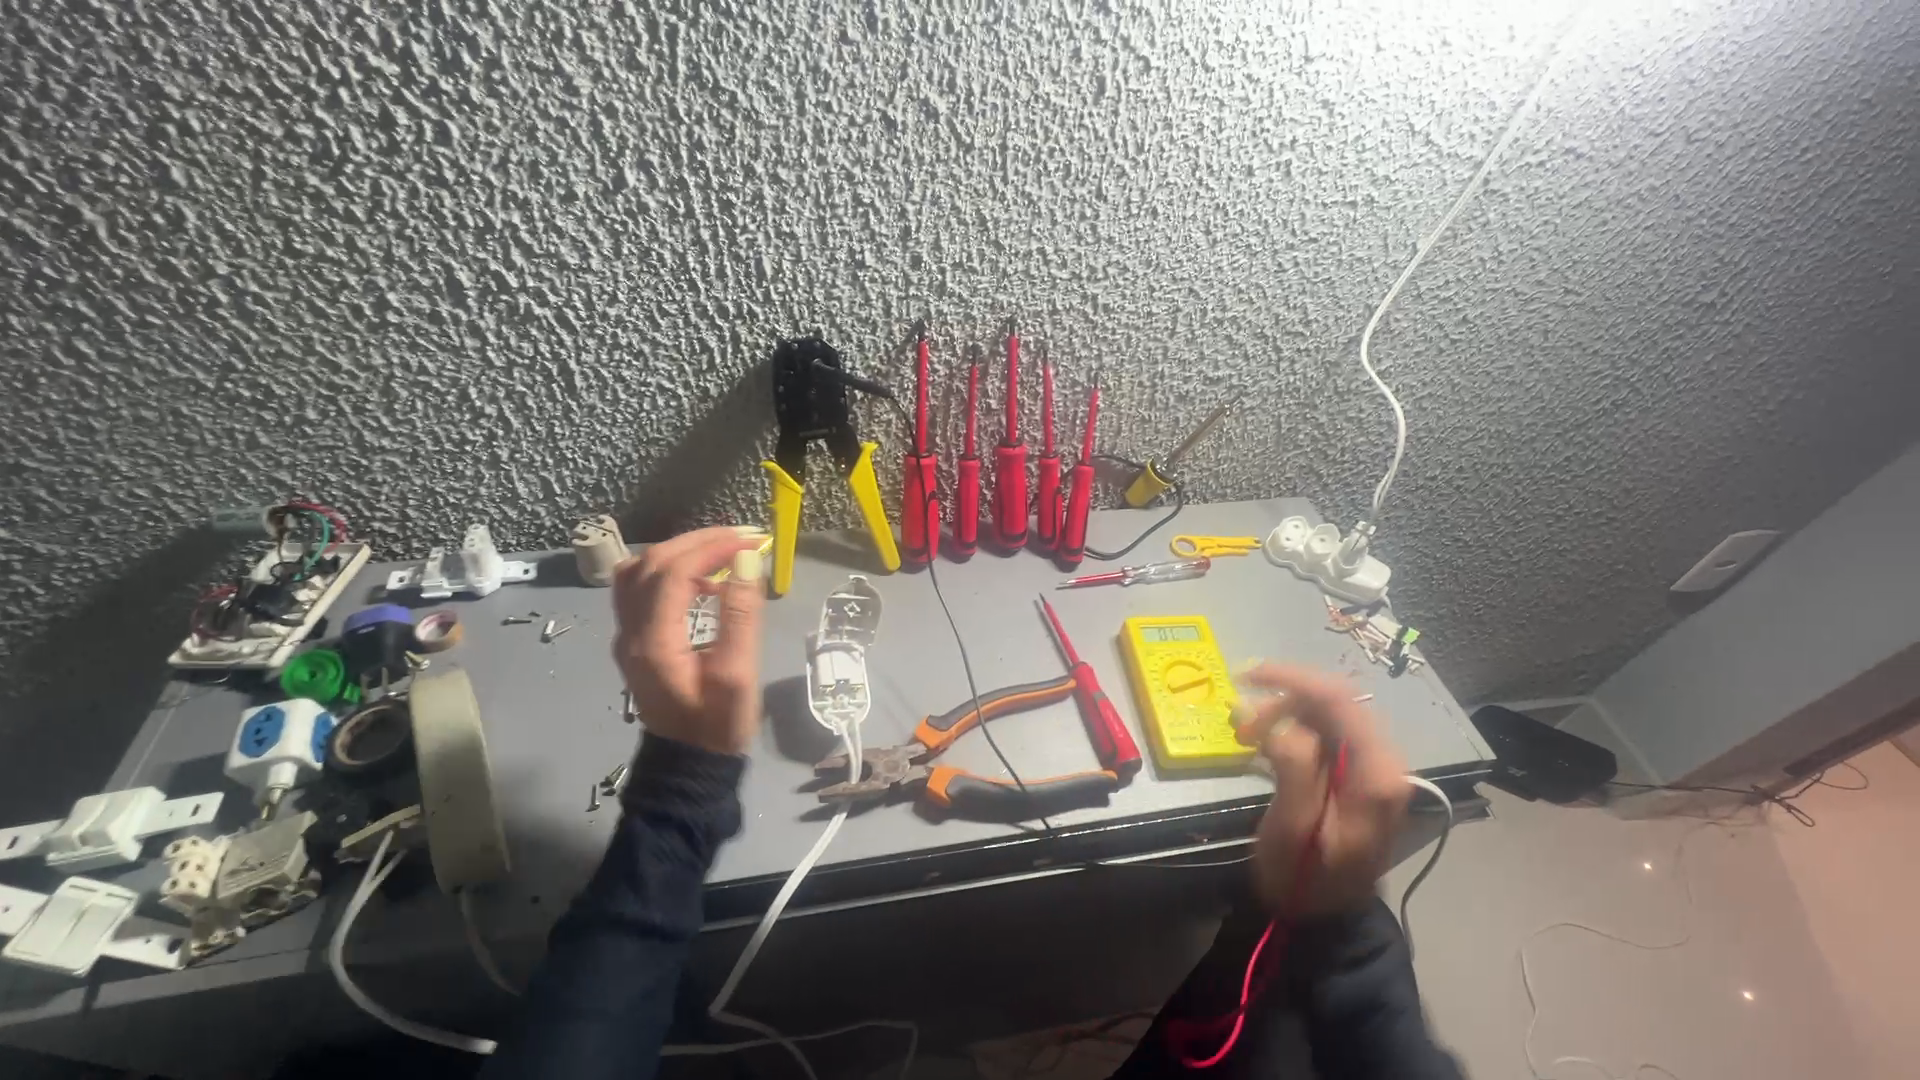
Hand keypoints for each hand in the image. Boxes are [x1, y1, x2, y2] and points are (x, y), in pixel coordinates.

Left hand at [612, 526, 766, 755]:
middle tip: (741, 538)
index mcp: (654, 641)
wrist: (689, 763)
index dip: (711, 548)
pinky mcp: (634, 641)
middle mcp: (630, 632)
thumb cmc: (718, 723)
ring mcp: (627, 636)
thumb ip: (741, 615)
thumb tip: (747, 560)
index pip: (674, 572)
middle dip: (697, 542)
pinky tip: (701, 581)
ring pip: (638, 572)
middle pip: (651, 563)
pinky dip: (668, 571)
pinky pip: (639, 588)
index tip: (751, 542)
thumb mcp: (738, 674)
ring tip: (720, 554)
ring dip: (678, 552)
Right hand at [1234, 665, 1409, 916]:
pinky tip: (1264, 746)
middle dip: (1282, 701)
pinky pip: (1323, 734)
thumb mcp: (1292, 830)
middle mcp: (1382, 763)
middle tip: (1240, 723)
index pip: (1340, 700)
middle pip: (1333, 703)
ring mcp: (1370, 768)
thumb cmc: (1305, 880)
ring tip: (1245, 735)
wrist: (1323, 921)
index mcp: (1376, 774)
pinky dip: (1289, 729)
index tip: (1246, 677)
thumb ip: (1294, 771)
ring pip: (1325, 715)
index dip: (1293, 678)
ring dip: (1282, 715)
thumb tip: (1282, 724)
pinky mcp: (1355, 775)